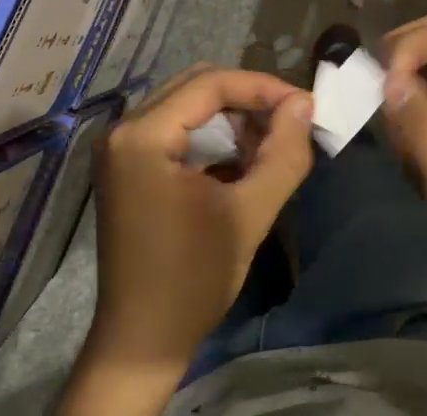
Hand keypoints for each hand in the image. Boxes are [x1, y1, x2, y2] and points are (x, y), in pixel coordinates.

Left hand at [90, 64, 314, 365]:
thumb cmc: (193, 278)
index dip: (263, 88)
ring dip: (231, 119)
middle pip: (196, 87)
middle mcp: (123, 130)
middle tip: (289, 123)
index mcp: (142, 135)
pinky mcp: (127, 168)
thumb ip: (282, 154)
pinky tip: (241, 163)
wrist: (142, 341)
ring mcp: (121, 149)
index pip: (211, 84)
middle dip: (248, 100)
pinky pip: (174, 130)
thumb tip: (304, 105)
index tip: (305, 107)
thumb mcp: (249, 215)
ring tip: (269, 148)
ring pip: (187, 106)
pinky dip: (210, 138)